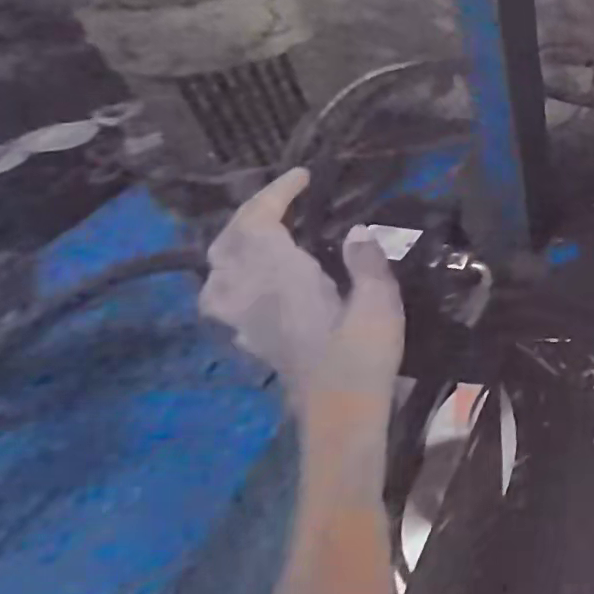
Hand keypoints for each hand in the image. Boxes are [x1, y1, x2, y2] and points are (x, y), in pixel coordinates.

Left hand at [198, 168, 404, 406]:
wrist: (342, 417)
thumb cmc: (363, 357)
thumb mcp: (379, 304)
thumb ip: (366, 263)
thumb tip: (358, 231)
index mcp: (280, 280)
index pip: (257, 224)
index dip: (275, 194)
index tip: (304, 176)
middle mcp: (251, 297)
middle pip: (227, 244)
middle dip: (251, 213)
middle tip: (286, 199)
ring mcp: (245, 322)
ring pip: (215, 274)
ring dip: (233, 244)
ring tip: (264, 235)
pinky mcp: (253, 341)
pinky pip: (224, 298)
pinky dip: (235, 275)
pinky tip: (260, 280)